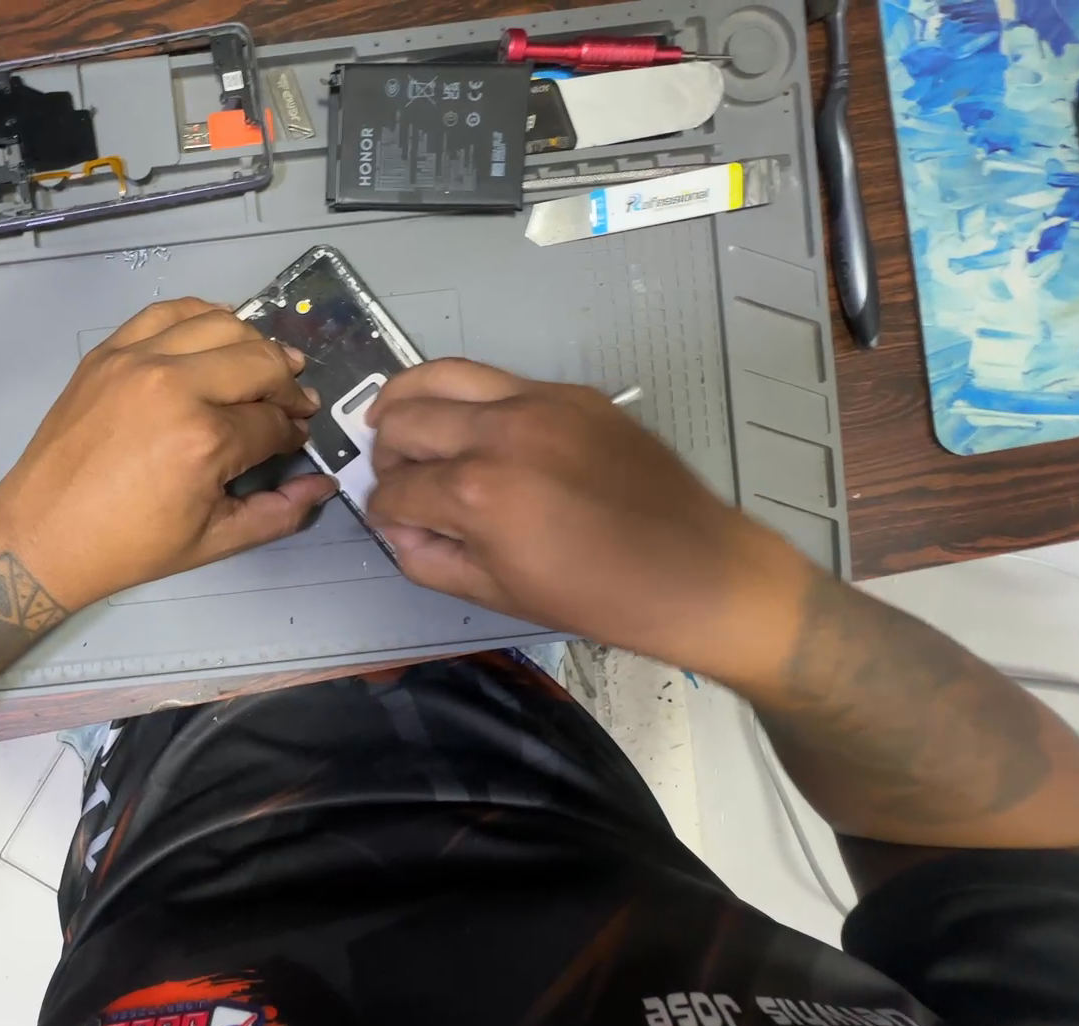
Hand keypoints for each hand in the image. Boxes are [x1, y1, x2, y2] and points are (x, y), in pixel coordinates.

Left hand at [0, 299, 337, 610]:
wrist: (45, 533)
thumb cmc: (131, 546)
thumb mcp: (214, 542)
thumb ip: (279, 513)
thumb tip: (323, 484)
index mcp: (204, 441)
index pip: (273, 421)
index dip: (293, 431)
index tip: (296, 439)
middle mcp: (176, 387)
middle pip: (259, 362)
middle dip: (288, 386)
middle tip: (293, 404)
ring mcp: (138, 361)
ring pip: (222, 326)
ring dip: (256, 344)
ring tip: (266, 367)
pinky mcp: (109, 352)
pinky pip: (169, 312)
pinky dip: (203, 316)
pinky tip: (219, 333)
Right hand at [365, 359, 813, 680]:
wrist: (696, 571)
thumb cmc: (592, 597)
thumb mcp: (493, 592)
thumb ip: (424, 557)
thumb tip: (399, 524)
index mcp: (477, 494)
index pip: (394, 490)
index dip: (382, 512)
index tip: (393, 523)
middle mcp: (499, 433)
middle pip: (402, 421)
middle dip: (384, 456)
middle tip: (398, 480)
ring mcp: (537, 402)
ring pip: (437, 376)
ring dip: (404, 403)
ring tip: (393, 422)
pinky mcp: (567, 392)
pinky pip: (490, 379)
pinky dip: (460, 400)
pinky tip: (467, 428)